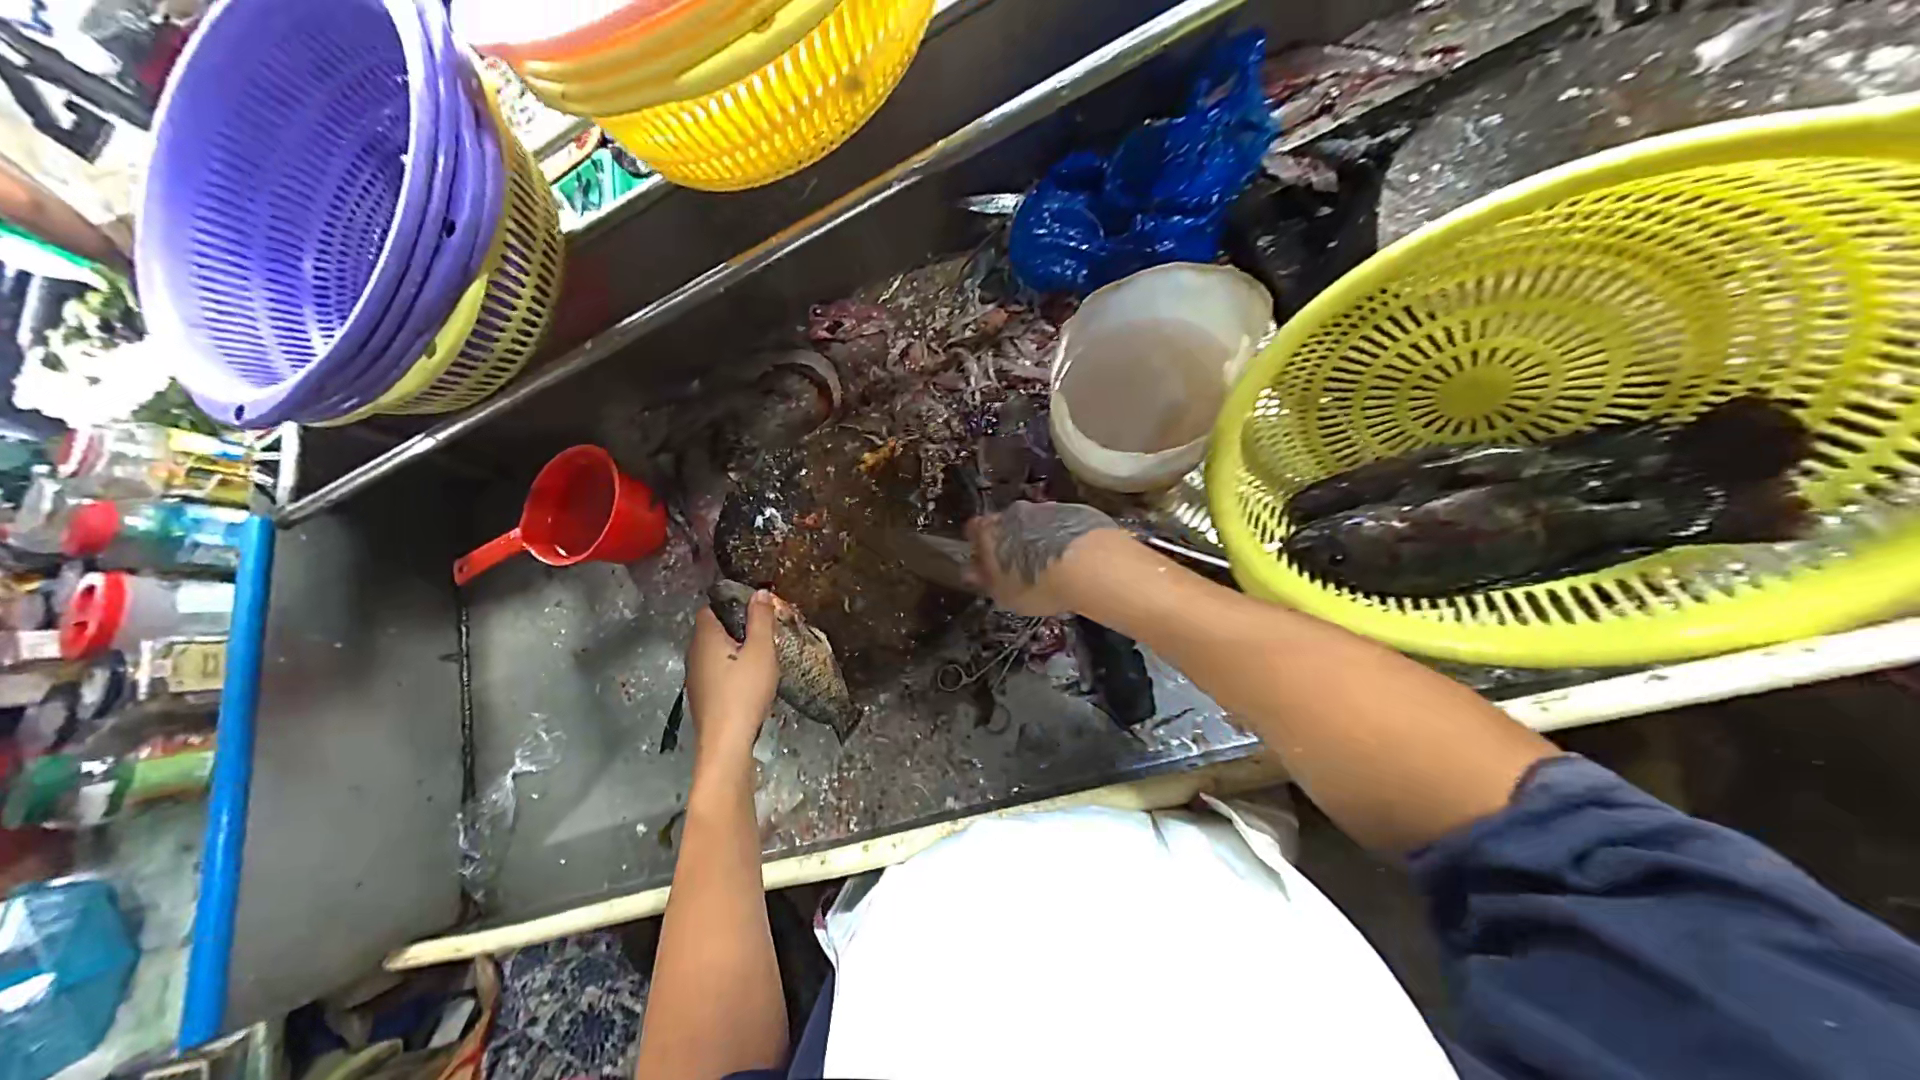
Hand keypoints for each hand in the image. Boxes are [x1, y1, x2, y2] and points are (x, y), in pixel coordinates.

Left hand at [686, 592, 777, 769]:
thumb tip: (760, 592)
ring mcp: (694, 678)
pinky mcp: (701, 697)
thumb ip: (761, 619)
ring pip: (713, 653)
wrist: (726, 742)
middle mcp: (693, 654)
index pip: (709, 608)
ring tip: (760, 656)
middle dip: (735, 628)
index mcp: (704, 638)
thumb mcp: (761, 651)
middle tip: (763, 633)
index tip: (754, 610)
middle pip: (711, 630)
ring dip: (733, 651)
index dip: (730, 604)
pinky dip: (730, 669)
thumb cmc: (744, 691)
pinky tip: (748, 681)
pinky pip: (715, 672)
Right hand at [964, 500, 1122, 615]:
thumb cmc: (1038, 585)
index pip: (973, 529)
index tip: (986, 561)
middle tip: (1020, 565)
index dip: (979, 545)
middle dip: (1011, 539)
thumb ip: (985, 581)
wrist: (1090, 565)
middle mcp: (1015, 512)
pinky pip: (1063, 523)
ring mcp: (1047, 508)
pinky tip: (1074, 558)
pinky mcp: (1077, 509)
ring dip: (1039, 537)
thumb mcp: (1005, 595)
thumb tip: (971, 574)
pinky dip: (1064, 536)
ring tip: (1051, 564)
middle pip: (1006, 522)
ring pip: (1036, 520)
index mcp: (990, 531)